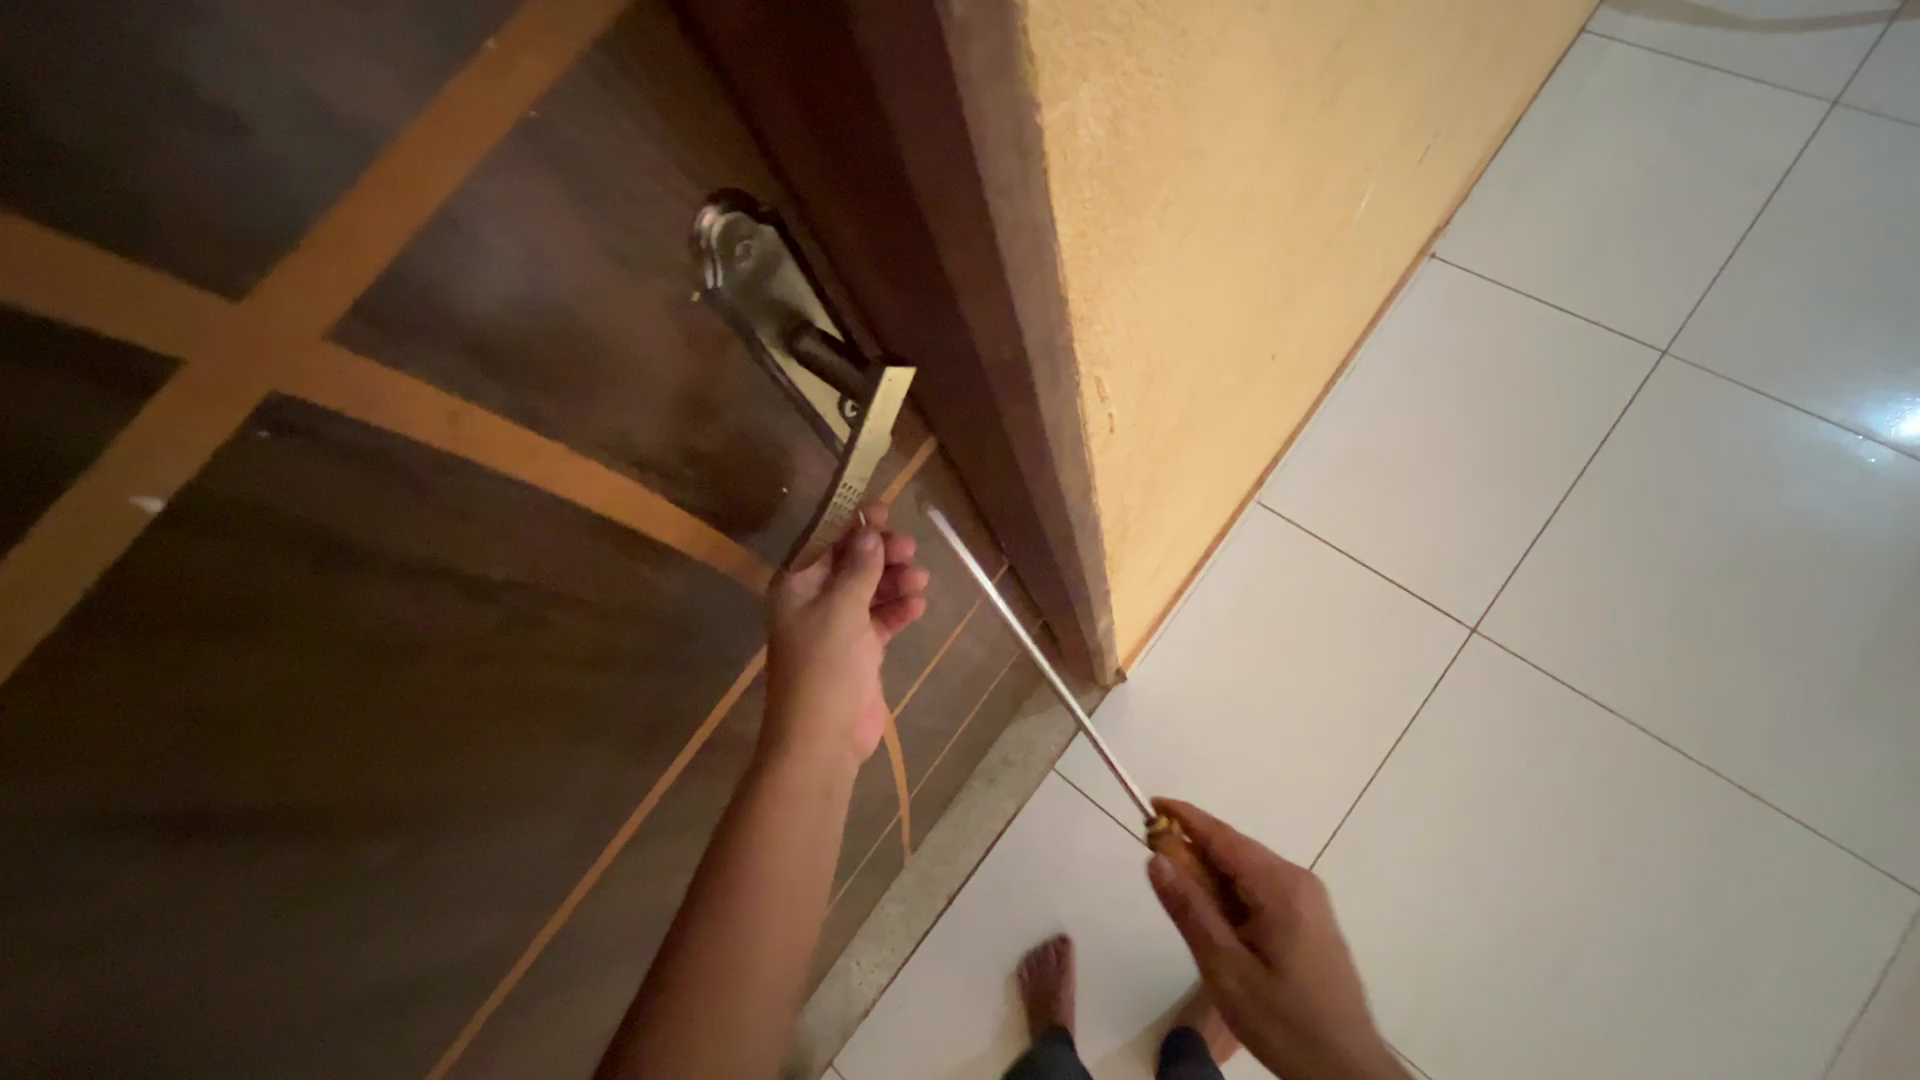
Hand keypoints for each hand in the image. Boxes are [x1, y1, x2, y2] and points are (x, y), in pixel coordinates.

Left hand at [763, 502, 928, 769]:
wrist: (822, 737)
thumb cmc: (824, 666)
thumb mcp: (841, 610)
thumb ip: (858, 569)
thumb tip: (870, 534)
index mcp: (796, 587)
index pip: (826, 543)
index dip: (854, 526)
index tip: (885, 509)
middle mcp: (813, 602)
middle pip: (851, 565)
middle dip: (881, 554)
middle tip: (910, 549)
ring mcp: (837, 628)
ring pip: (870, 591)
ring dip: (894, 582)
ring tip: (921, 579)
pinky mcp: (859, 651)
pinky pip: (880, 620)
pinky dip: (898, 610)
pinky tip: (918, 606)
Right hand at [1148, 799, 1408, 1079]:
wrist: (1347, 1070)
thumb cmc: (1284, 1022)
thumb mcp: (1226, 970)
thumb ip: (1190, 910)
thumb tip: (1155, 858)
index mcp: (1280, 887)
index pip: (1223, 837)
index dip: (1184, 818)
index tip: (1149, 804)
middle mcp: (1297, 881)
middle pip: (1234, 850)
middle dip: (1191, 850)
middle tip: (1153, 861)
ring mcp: (1306, 898)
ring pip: (1244, 870)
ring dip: (1208, 874)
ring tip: (1178, 897)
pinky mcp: (1307, 917)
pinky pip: (1258, 888)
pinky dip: (1228, 892)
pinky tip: (1212, 916)